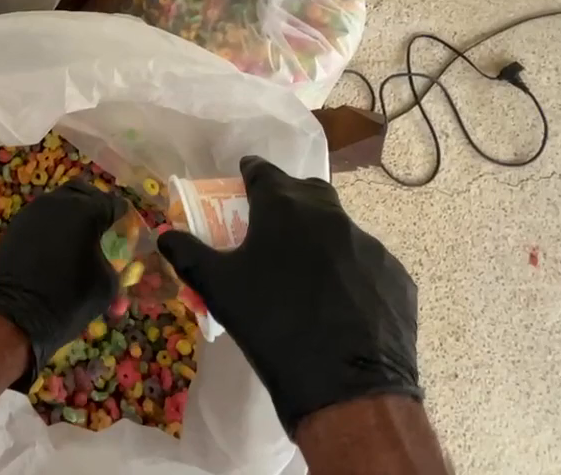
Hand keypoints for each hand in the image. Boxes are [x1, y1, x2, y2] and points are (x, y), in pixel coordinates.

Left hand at [0, 181, 126, 389]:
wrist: (15, 317)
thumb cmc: (68, 301)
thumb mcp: (106, 287)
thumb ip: (114, 266)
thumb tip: (112, 263)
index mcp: (85, 211)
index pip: (113, 204)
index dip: (123, 218)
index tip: (126, 232)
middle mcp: (58, 202)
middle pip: (83, 192)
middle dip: (96, 205)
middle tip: (103, 228)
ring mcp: (34, 210)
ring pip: (60, 201)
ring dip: (73, 214)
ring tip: (80, 240)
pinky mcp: (17, 224)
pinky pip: (42, 216)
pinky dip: (54, 225)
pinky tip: (57, 248)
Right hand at [158, 156, 420, 432]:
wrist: (345, 388)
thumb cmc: (271, 324)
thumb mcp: (216, 288)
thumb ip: (187, 253)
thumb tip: (164, 235)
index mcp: (283, 208)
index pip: (262, 171)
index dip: (250, 174)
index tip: (242, 182)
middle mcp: (328, 214)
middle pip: (306, 191)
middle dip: (289, 200)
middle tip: (272, 227)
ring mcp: (368, 244)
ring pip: (339, 228)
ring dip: (321, 238)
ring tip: (307, 274)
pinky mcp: (396, 276)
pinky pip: (366, 263)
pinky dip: (350, 272)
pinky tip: (340, 304)